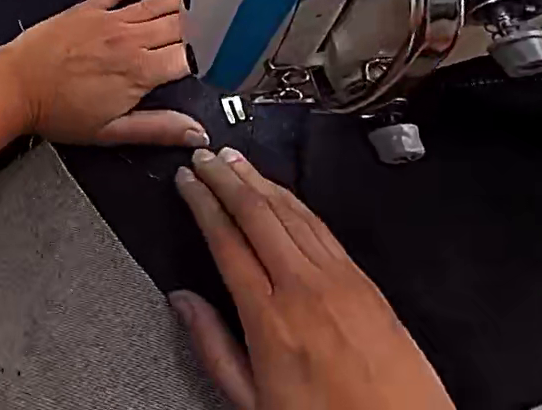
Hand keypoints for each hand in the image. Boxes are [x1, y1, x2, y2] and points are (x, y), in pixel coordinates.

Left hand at [0, 0, 206, 146]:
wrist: (14, 86)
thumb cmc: (61, 114)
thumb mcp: (110, 132)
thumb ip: (158, 129)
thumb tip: (200, 134)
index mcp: (141, 71)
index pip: (189, 55)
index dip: (211, 52)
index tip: (227, 49)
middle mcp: (133, 38)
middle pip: (179, 25)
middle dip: (203, 22)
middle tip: (225, 14)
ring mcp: (112, 19)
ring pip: (156, 5)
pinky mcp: (91, 7)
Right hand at [172, 148, 452, 409]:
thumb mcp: (253, 404)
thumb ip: (214, 347)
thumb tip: (183, 301)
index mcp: (270, 319)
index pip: (226, 240)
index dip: (202, 203)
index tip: (187, 182)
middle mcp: (301, 286)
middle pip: (254, 213)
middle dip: (224, 178)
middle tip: (204, 157)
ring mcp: (334, 274)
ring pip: (287, 209)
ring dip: (256, 178)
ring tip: (233, 160)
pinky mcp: (358, 273)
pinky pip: (318, 222)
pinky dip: (291, 198)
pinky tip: (278, 188)